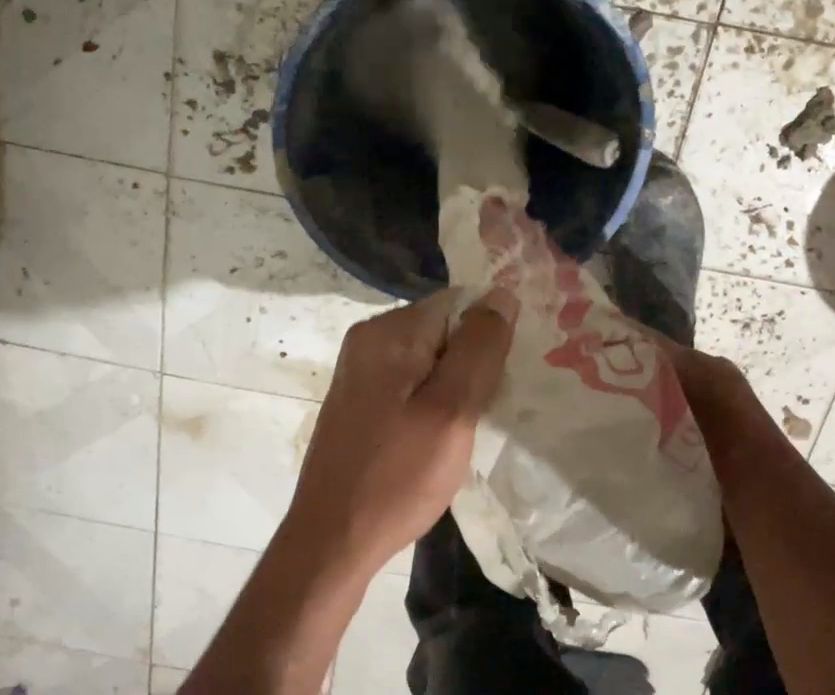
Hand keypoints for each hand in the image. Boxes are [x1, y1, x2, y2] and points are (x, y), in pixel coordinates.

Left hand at [283, 286, 518, 572]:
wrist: (332, 541)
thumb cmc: (397, 477)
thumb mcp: (452, 410)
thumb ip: (479, 348)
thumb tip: (502, 294)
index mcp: (388, 330)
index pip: (459, 303)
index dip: (488, 337)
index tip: (498, 382)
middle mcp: (369, 337)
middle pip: (444, 327)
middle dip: (472, 362)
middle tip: (481, 411)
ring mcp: (361, 367)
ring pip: (431, 356)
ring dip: (455, 384)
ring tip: (464, 427)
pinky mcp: (360, 397)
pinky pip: (411, 378)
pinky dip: (433, 399)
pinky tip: (438, 436)